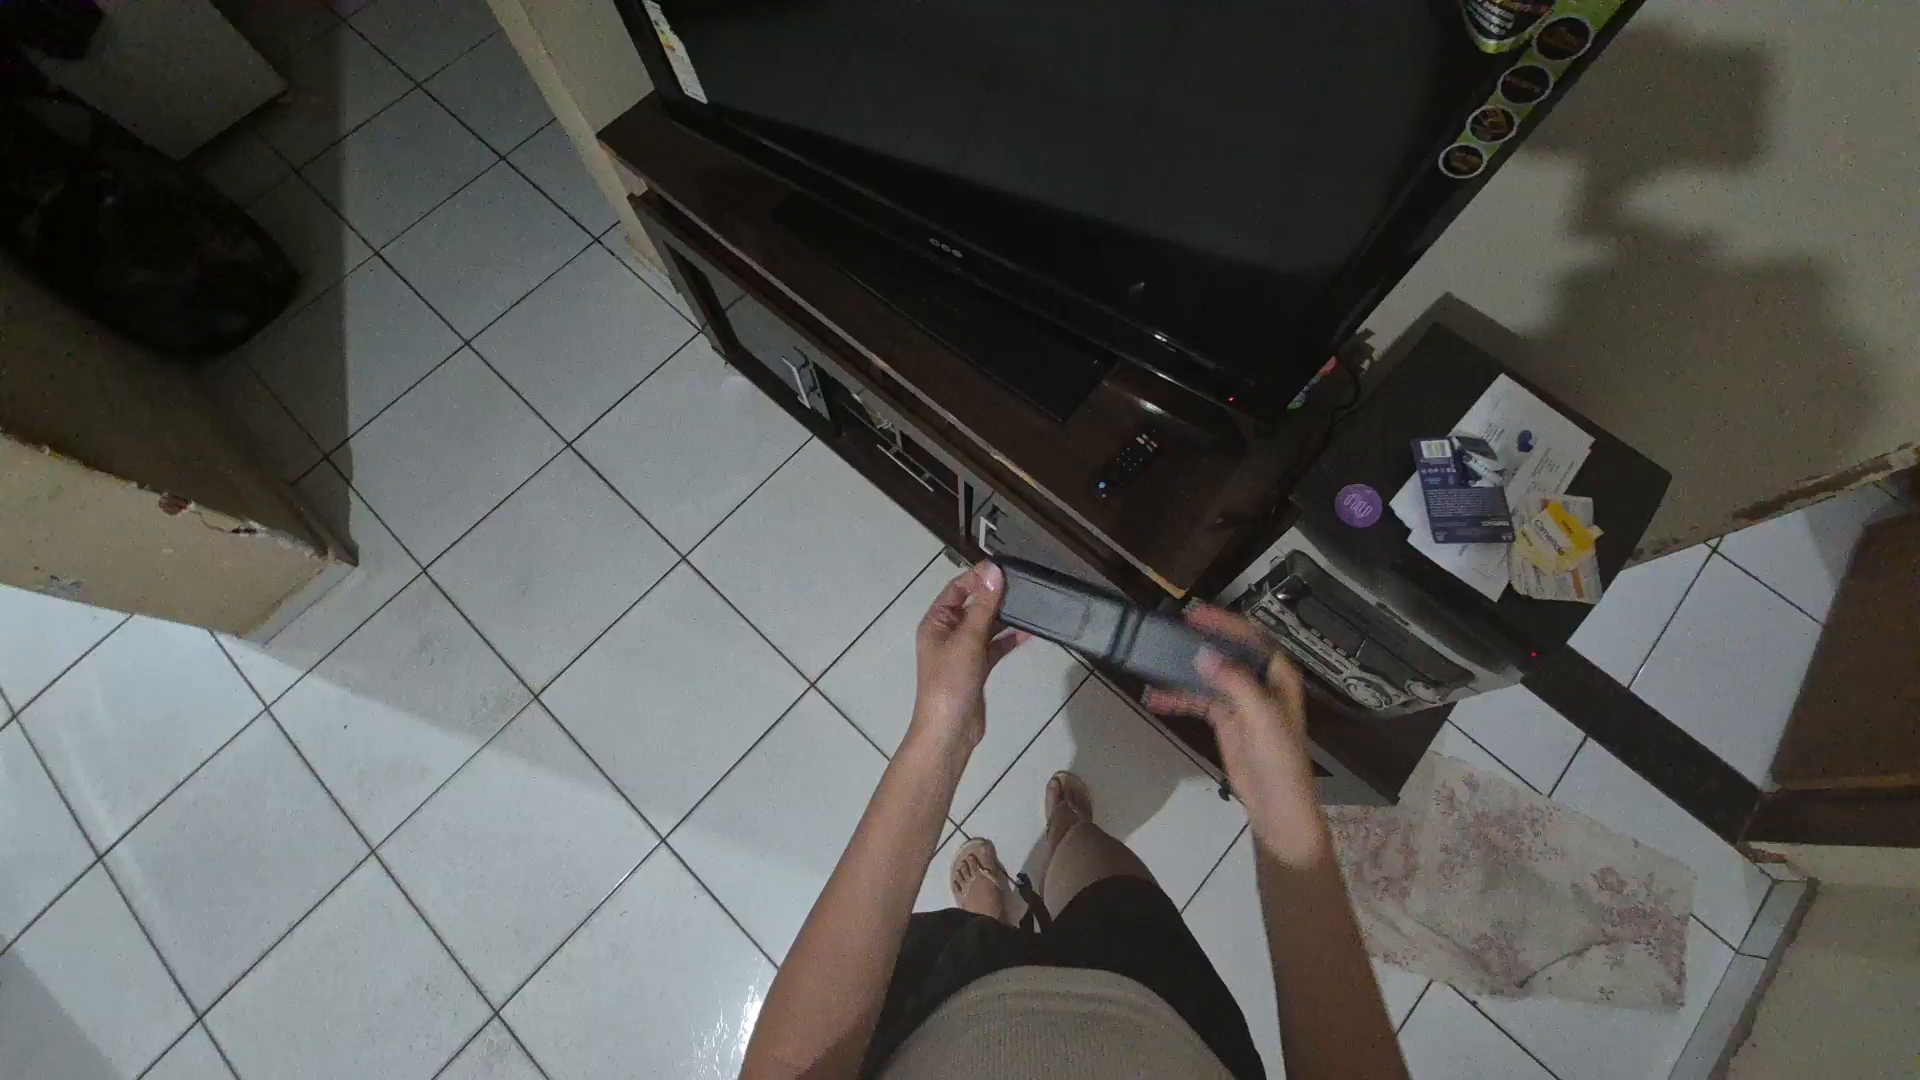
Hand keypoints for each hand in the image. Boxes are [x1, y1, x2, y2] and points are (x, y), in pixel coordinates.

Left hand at [908, 562, 1029, 755]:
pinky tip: (1029, 633)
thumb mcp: (968, 639)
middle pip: (973, 606)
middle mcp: (947, 633)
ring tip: (1031, 605)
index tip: (1004, 568)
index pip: (957, 589)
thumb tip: (994, 570)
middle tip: (1024, 585)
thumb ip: (984, 605)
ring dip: (1005, 618)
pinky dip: (1008, 640)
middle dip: (995, 596)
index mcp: (936, 622)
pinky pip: (994, 647)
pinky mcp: (976, 668)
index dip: (978, 577)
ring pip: (986, 627)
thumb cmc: (951, 681)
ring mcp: (962, 651)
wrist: (950, 730)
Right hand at [1143, 606, 1328, 862]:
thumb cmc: (1279, 757)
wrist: (1277, 804)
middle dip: (1200, 641)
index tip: (1196, 614)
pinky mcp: (1224, 718)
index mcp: (1277, 675)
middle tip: (1171, 630)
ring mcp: (1240, 700)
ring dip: (1182, 670)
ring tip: (1155, 662)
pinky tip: (1155, 699)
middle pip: (1226, 652)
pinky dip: (1177, 698)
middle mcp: (1258, 682)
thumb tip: (1202, 656)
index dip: (1226, 623)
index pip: (1251, 638)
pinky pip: (1196, 699)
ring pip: (1207, 675)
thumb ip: (1234, 682)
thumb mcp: (1261, 716)